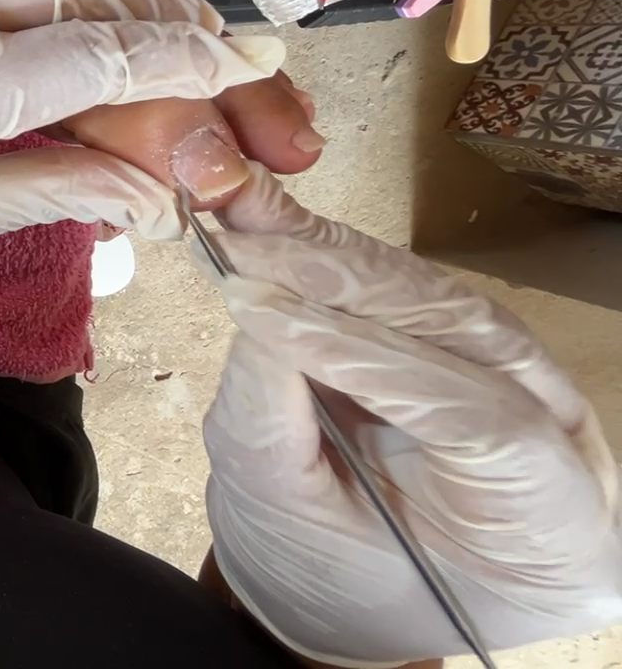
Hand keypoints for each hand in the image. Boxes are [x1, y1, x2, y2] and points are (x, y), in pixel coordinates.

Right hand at [201, 164, 621, 666]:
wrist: (323, 581)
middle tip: (244, 248)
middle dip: (350, 286)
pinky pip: (409, 295)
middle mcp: (568, 458)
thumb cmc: (304, 564)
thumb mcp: (271, 498)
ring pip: (448, 304)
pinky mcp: (467, 360)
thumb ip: (267, 407)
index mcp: (542, 537)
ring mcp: (529, 400)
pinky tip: (273, 232)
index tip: (254, 309)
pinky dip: (333, 259)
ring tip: (248, 234)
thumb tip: (252, 305)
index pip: (483, 423)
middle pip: (479, 342)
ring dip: (339, 261)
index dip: (366, 358)